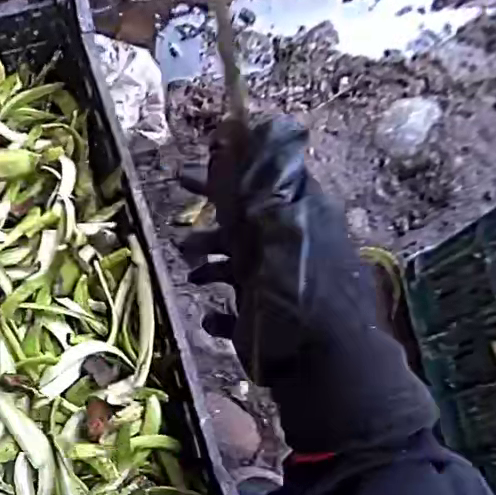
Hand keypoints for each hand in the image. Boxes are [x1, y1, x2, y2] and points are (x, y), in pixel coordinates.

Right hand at [182, 116, 435, 456]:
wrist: (321, 363)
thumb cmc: (297, 295)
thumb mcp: (275, 231)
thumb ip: (259, 188)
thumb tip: (248, 131)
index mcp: (298, 217)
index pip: (260, 179)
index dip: (225, 171)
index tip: (189, 168)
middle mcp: (290, 246)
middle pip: (244, 221)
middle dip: (209, 217)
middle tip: (174, 214)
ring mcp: (280, 283)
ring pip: (237, 262)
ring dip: (209, 263)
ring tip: (190, 272)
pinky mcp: (271, 319)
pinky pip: (238, 307)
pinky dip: (220, 310)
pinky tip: (210, 318)